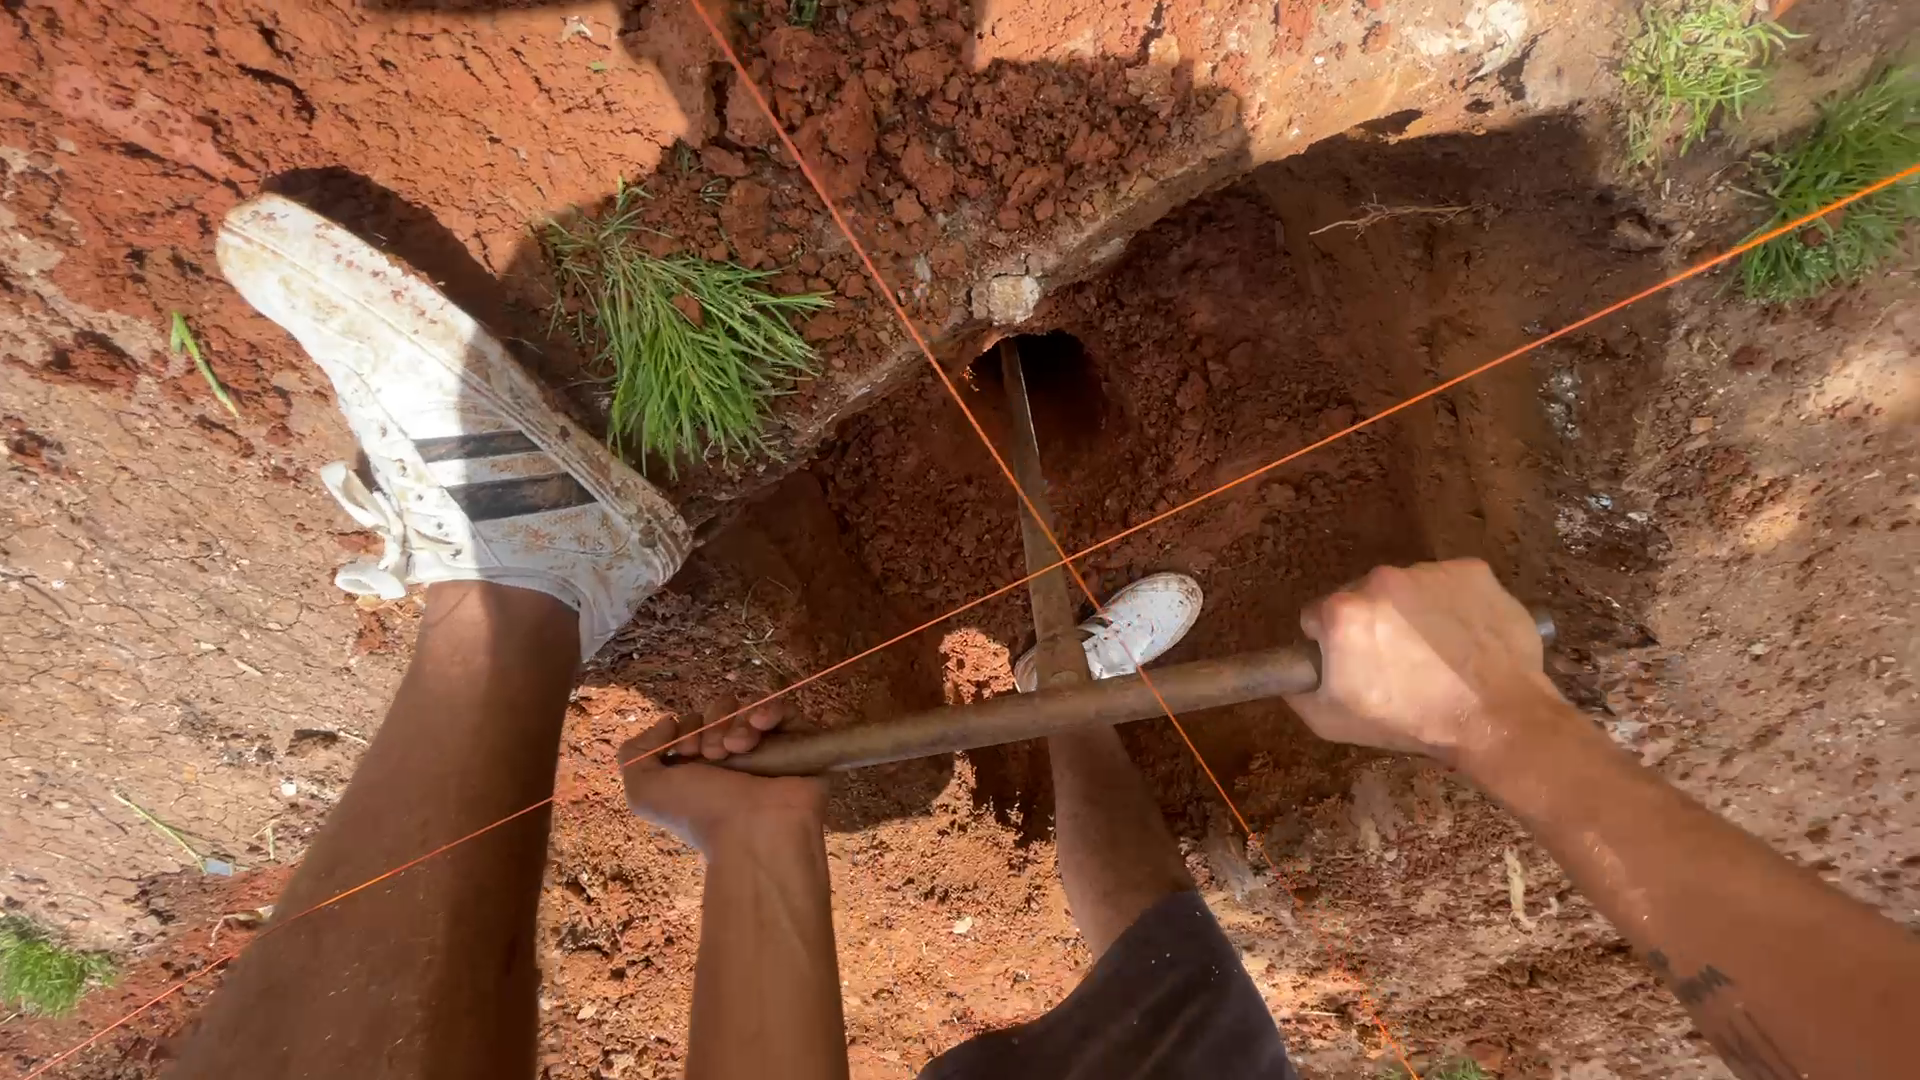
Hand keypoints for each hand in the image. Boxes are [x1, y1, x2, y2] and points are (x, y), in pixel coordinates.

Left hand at [619, 696, 824, 853]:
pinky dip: (769, 710)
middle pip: (722, 710)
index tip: (687, 749)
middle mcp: (734, 754)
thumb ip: (636, 753)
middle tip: (715, 754)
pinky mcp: (797, 741)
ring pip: (750, 708)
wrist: (754, 831)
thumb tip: (669, 722)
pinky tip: (762, 725)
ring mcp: (767, 746)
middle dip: (713, 725)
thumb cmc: (701, 812)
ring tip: (739, 747)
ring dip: (737, 722)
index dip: (687, 728)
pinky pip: (783, 709)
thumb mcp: (645, 792)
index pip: (695, 722)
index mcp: (701, 765)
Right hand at [1282, 559, 1563, 766]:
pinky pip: (1448, 583)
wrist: (1500, 720)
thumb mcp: (1331, 721)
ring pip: (1405, 588)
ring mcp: (1429, 572)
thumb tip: (1292, 676)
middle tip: (1397, 662)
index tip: (1355, 665)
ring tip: (1436, 652)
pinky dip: (1451, 603)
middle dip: (1371, 623)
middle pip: (1360, 597)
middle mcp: (1380, 579)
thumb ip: (1297, 693)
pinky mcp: (1473, 571)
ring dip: (1411, 611)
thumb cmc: (1412, 721)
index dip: (1331, 643)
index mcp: (1341, 611)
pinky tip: (1463, 636)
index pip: (1317, 616)